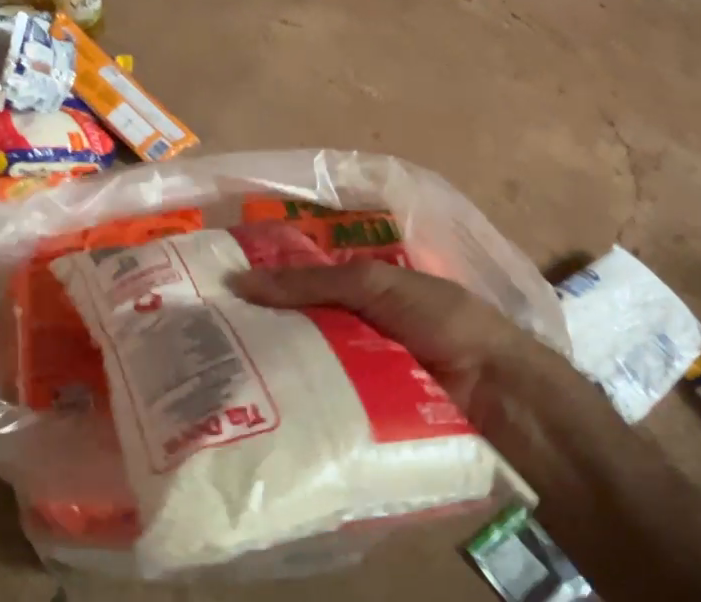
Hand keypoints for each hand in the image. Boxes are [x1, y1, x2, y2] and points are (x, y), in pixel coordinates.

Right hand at [231, 261, 543, 433]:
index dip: (260, 288)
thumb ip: (310, 282)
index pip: (297, 286)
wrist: (500, 396)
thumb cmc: (442, 322)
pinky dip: (290, 408)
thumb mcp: (375, 284)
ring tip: (213, 381)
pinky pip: (315, 408)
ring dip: (267, 374)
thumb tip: (237, 281)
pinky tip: (250, 414)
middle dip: (255, 334)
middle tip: (200, 343)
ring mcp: (352, 377)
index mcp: (358, 292)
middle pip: (293, 330)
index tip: (210, 295)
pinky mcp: (355, 419)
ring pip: (299, 370)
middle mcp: (350, 332)